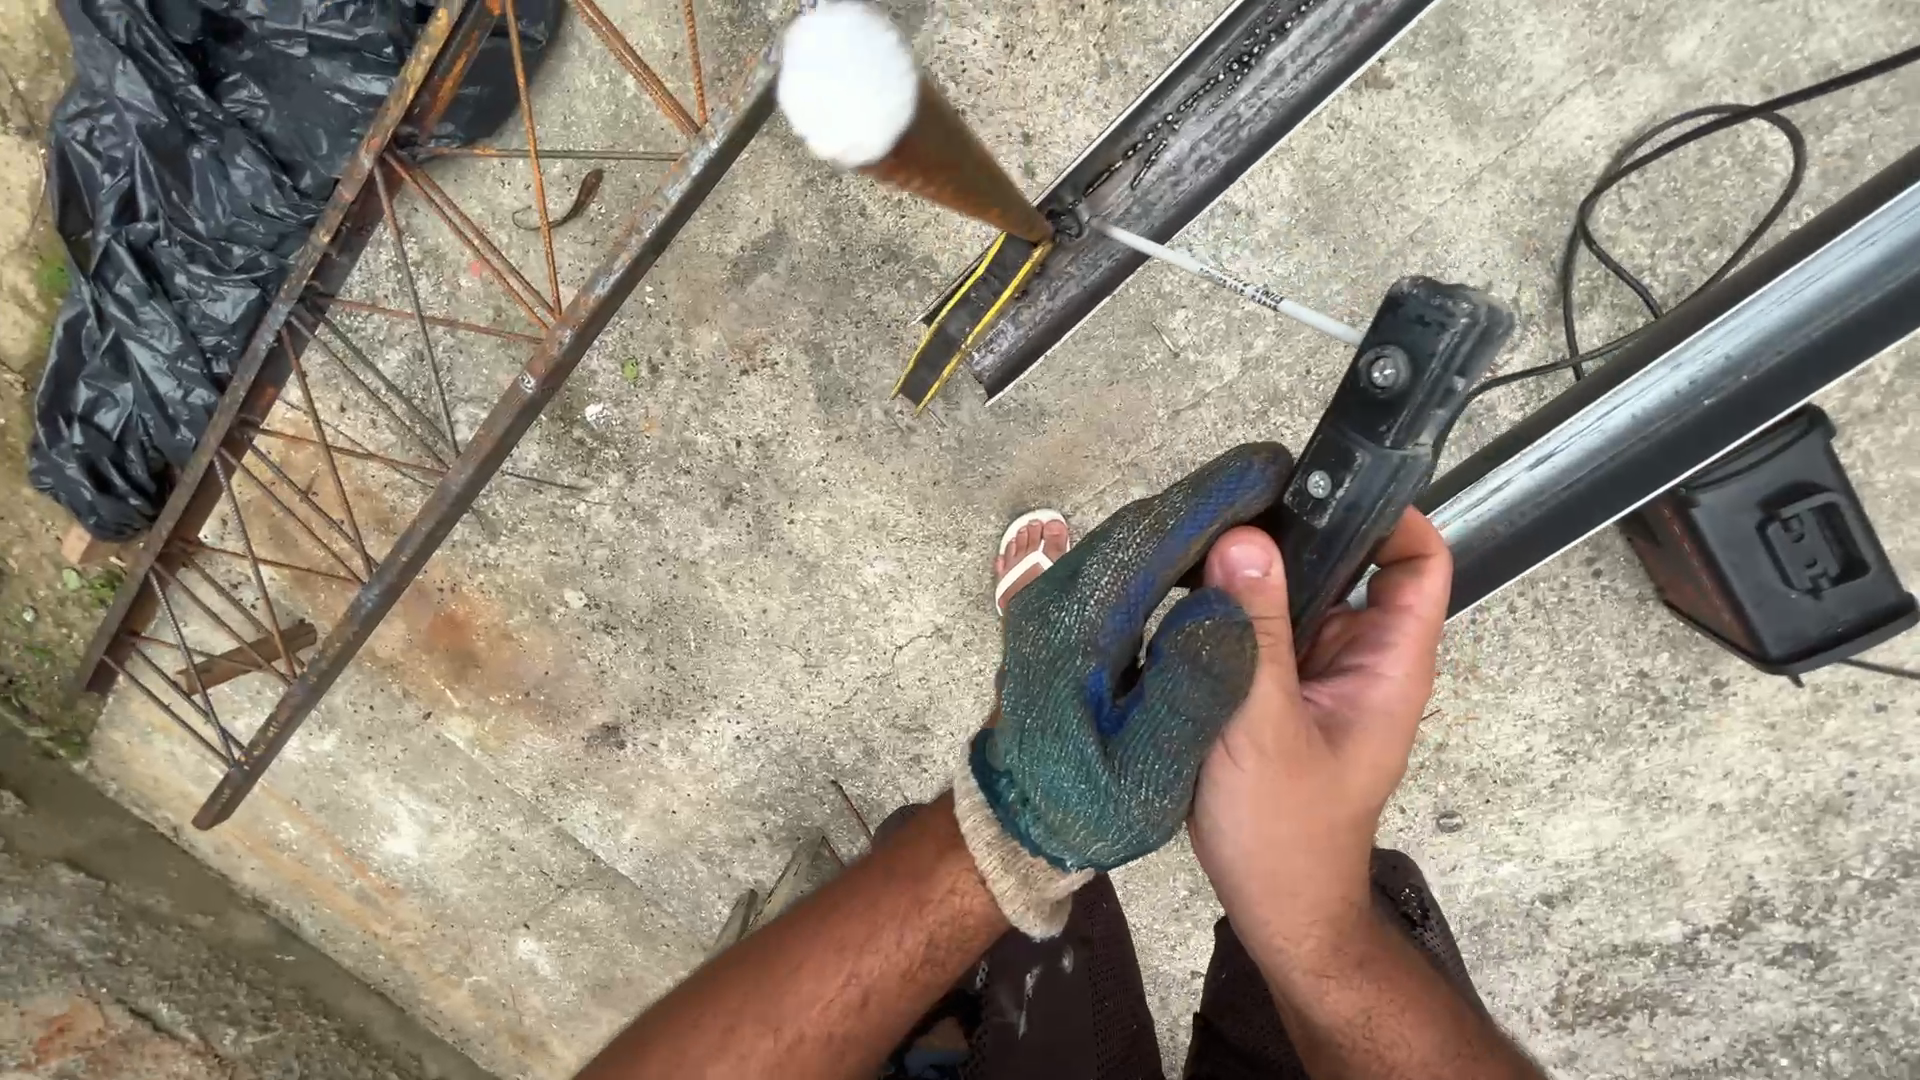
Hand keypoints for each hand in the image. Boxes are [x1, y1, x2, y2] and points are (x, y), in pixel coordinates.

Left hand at [956, 443, 1291, 936]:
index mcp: (1073, 629)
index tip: (1270, 470)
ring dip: (1189, 519)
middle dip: (1208, 499)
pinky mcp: (1063, 609)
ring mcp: (1053, 599)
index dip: (1212, 502)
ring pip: (1130, 538)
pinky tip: (1205, 555)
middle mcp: (1055, 599)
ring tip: (1254, 509)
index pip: (1148, 543)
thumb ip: (1189, 690)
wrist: (1020, 813)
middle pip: (1138, 528)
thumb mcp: (1148, 772)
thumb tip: (1229, 604)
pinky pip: (1122, 559)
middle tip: (1275, 479)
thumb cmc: (1086, 803)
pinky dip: (1168, 545)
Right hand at [1188, 509, 1450, 959]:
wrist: (1270, 901)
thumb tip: (1243, 538)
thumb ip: (1255, 635)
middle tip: (1219, 509)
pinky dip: (1224, 602)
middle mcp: (1353, 651)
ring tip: (1188, 542)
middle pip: (1340, 561)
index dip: (1384, 511)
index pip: (1416, 558)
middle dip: (1288, 530)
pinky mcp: (1270, 682)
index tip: (1312, 482)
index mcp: (1386, 660)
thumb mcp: (1265, 726)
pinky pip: (1255, 622)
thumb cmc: (1285, 828)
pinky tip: (1178, 590)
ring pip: (1289, 589)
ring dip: (1247, 566)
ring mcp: (1309, 666)